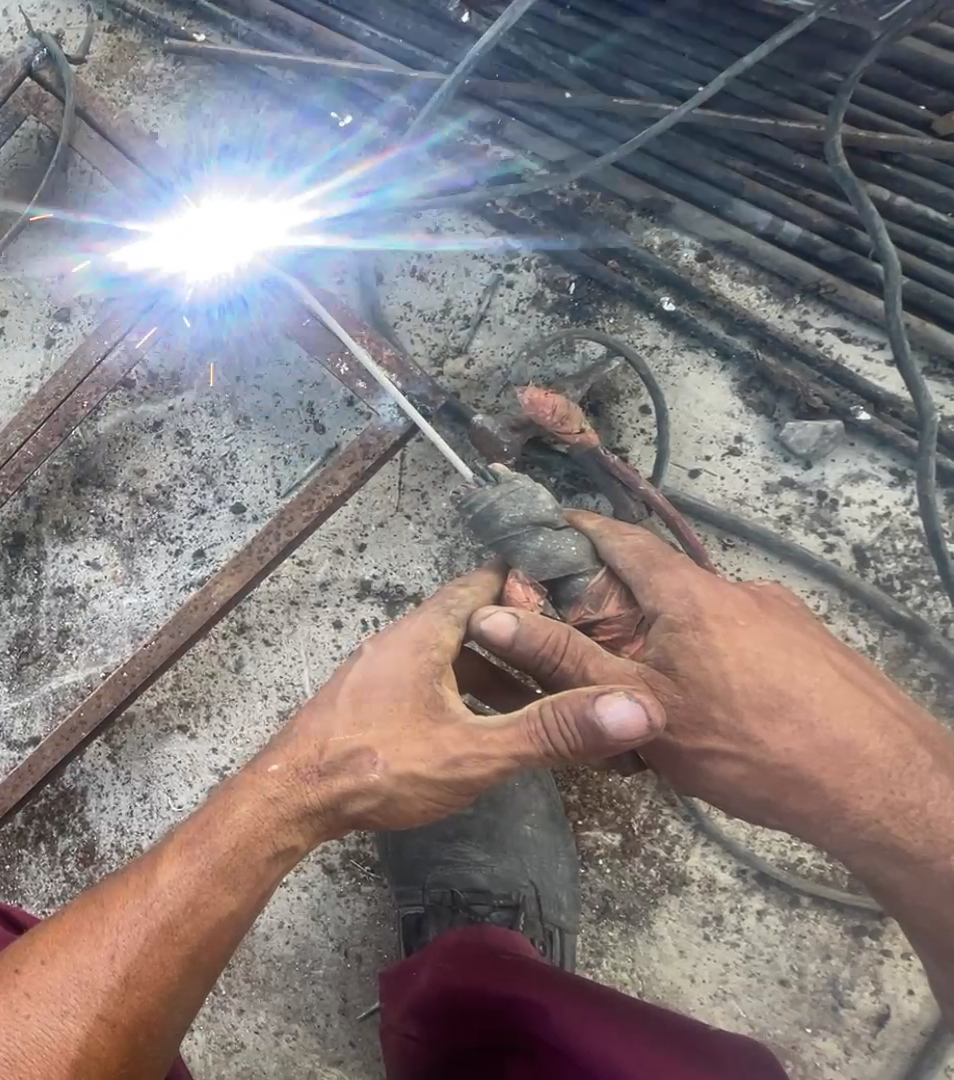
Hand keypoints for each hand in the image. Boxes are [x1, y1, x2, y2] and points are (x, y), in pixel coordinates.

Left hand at [247, 563, 665, 838]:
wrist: (295, 795)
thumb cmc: (379, 766)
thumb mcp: (474, 752)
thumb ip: (552, 731)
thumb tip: (640, 707)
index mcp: (419, 636)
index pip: (476, 587)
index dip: (524, 583)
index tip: (576, 589)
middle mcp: (393, 642)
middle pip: (465, 625)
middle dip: (520, 639)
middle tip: (577, 658)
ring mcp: (374, 671)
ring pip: (444, 658)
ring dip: (491, 675)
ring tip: (543, 705)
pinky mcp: (365, 699)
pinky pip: (424, 681)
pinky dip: (460, 694)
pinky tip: (483, 728)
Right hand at [467, 510, 951, 844]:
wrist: (900, 798)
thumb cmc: (752, 744)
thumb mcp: (637, 702)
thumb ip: (560, 656)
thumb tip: (485, 617)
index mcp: (690, 594)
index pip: (621, 538)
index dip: (574, 528)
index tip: (535, 531)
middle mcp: (737, 591)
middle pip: (654, 583)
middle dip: (608, 606)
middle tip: (572, 643)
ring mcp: (784, 619)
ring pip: (694, 617)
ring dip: (658, 640)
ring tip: (636, 692)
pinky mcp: (814, 649)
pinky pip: (734, 640)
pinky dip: (700, 658)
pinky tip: (699, 708)